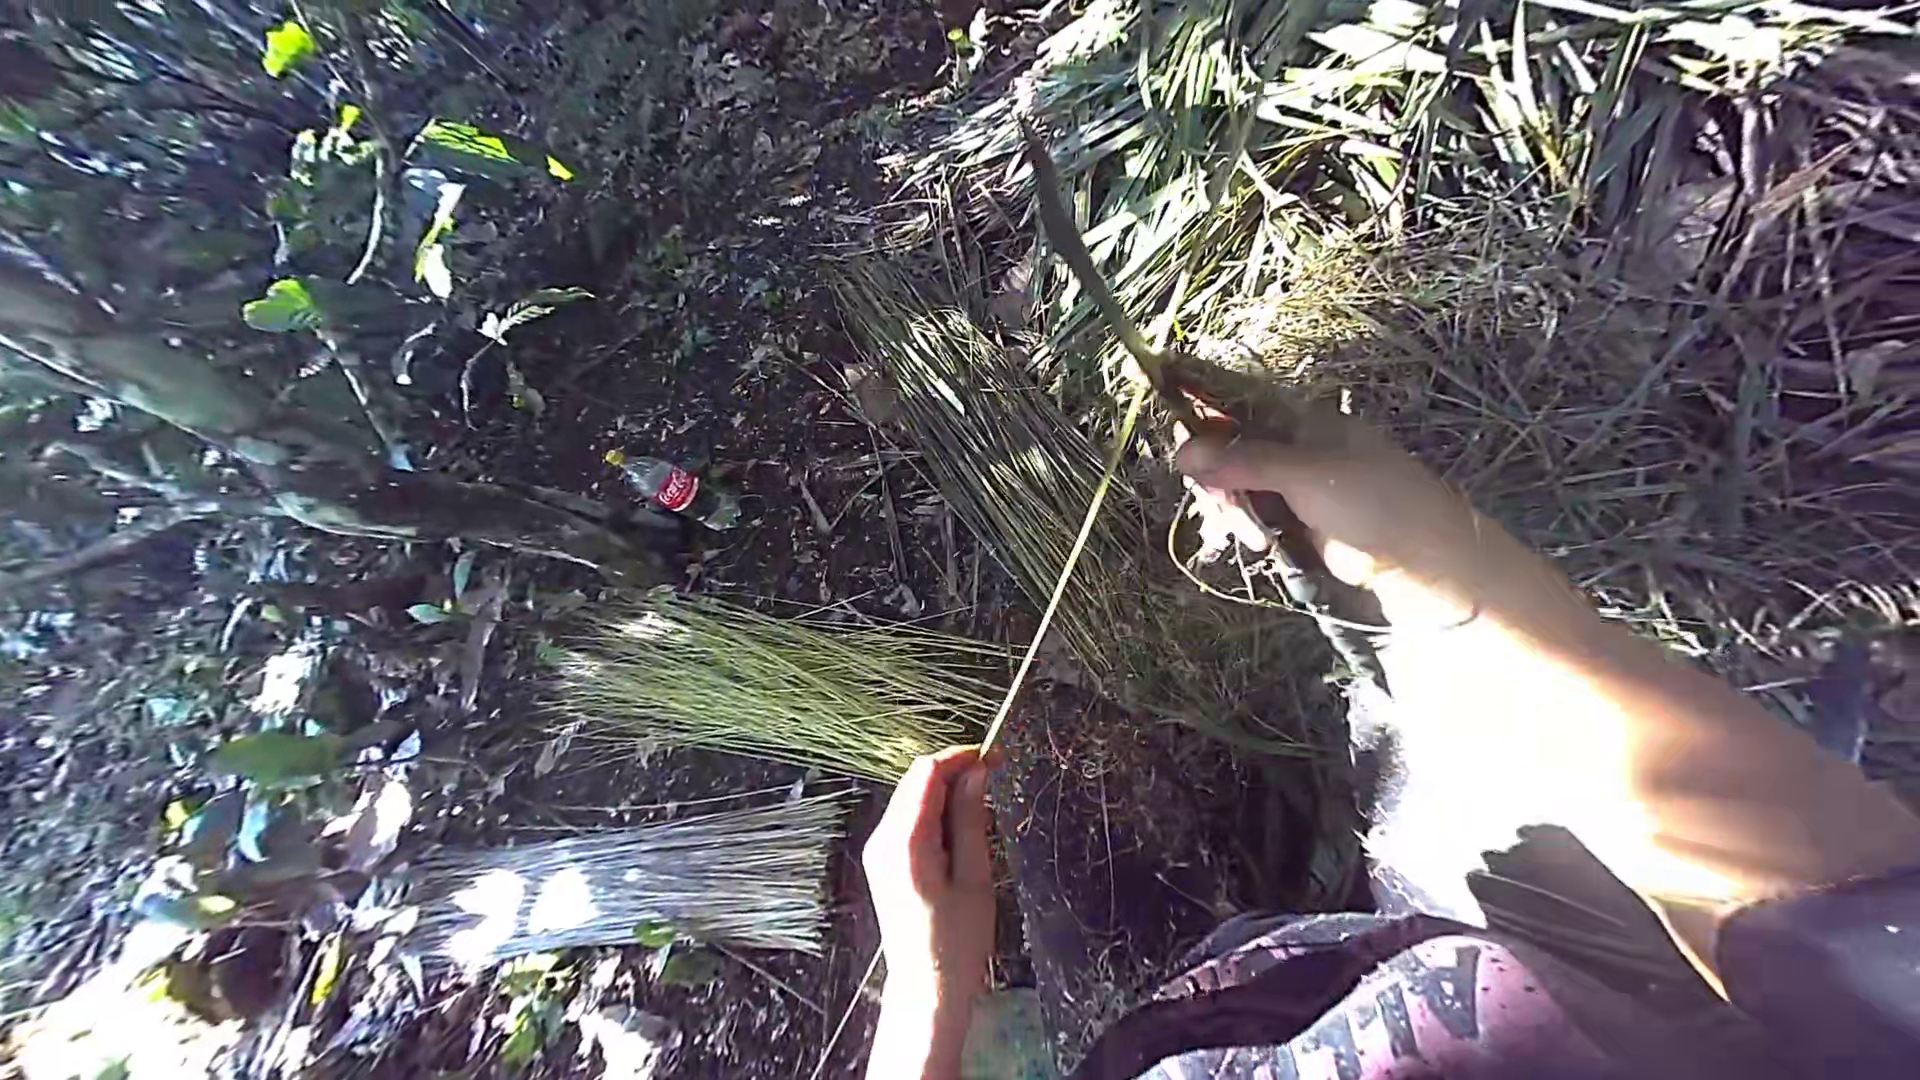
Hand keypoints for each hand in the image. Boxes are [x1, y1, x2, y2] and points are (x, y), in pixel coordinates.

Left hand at [861, 747, 994, 1079]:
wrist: (926, 991)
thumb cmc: (958, 941)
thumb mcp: (975, 877)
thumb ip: (971, 818)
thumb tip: (977, 770)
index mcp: (906, 842)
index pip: (928, 773)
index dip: (961, 757)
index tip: (994, 757)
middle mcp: (883, 837)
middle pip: (917, 778)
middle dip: (955, 768)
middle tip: (993, 772)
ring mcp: (878, 846)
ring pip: (912, 792)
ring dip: (946, 786)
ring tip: (982, 799)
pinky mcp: (882, 856)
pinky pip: (908, 813)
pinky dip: (934, 805)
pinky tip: (959, 821)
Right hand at [1174, 410, 1588, 635]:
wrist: (1418, 562)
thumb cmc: (1373, 502)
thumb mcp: (1308, 474)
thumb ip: (1245, 461)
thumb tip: (1183, 452)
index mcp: (1298, 420)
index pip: (1237, 400)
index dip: (1200, 401)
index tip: (1167, 408)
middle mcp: (1286, 445)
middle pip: (1222, 446)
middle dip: (1212, 474)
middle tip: (1218, 501)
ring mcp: (1284, 482)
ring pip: (1226, 482)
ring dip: (1226, 507)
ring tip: (1247, 533)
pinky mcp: (1283, 515)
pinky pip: (1241, 511)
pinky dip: (1237, 524)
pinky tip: (1249, 540)